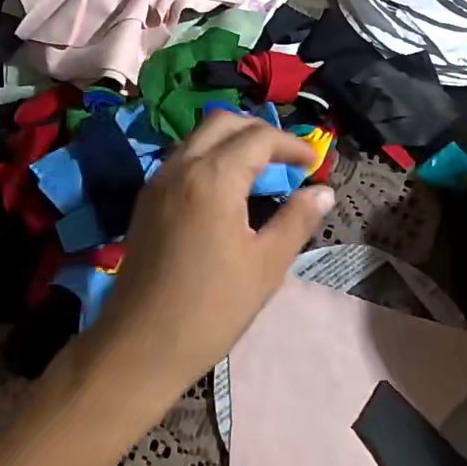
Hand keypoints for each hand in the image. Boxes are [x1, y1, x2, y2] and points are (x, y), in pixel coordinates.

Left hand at [83, 112, 335, 401]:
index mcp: (211, 177)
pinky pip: (180, 161)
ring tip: (261, 173)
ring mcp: (156, 183)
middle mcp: (179, 168)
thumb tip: (323, 191)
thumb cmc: (211, 308)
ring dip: (231, 143)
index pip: (257, 137)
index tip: (314, 165)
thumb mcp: (266, 265)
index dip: (292, 145)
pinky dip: (208, 159)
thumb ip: (296, 220)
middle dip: (259, 131)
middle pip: (222, 123)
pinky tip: (226, 191)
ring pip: (196, 139)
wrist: (142, 342)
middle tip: (287, 159)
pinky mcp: (145, 201)